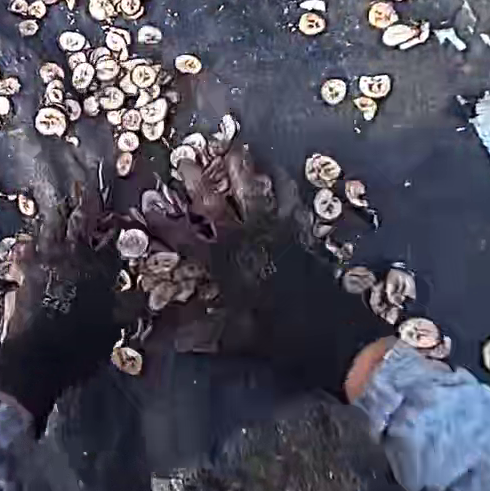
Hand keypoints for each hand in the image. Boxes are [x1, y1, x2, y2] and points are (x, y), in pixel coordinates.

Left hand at [0, 186, 121, 430]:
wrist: (36, 358)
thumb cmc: (80, 347)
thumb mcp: (114, 328)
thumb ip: (130, 307)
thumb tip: (153, 296)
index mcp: (98, 270)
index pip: (111, 242)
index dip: (115, 226)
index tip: (117, 214)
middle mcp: (72, 259)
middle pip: (80, 223)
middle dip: (85, 204)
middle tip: (85, 185)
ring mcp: (45, 262)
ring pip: (52, 228)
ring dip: (57, 213)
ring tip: (60, 199)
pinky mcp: (24, 271)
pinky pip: (26, 249)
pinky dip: (29, 241)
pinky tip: (29, 236)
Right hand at [144, 145, 391, 398]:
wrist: (342, 341)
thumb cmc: (284, 341)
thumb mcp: (237, 340)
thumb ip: (201, 335)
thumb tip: (165, 341)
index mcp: (226, 266)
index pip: (186, 239)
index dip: (165, 222)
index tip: (148, 203)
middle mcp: (247, 243)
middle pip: (216, 205)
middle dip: (197, 181)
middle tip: (185, 157)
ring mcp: (276, 235)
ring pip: (253, 194)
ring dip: (241, 171)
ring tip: (234, 149)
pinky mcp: (301, 235)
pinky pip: (291, 203)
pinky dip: (284, 185)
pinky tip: (279, 171)